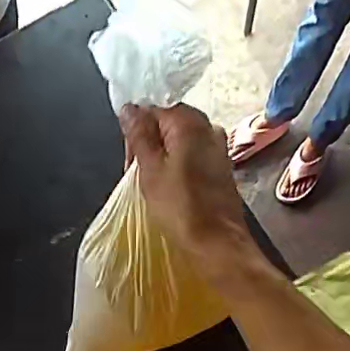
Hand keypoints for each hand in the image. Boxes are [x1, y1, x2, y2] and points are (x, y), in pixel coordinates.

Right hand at [120, 104, 250, 259]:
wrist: (217, 241)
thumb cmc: (180, 207)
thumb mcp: (150, 170)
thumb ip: (138, 136)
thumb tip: (128, 109)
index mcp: (188, 121)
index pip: (151, 112)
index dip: (135, 135)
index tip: (130, 163)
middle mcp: (207, 126)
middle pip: (167, 125)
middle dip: (150, 147)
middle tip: (139, 178)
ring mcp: (218, 146)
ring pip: (180, 143)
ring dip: (163, 160)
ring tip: (156, 187)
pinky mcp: (221, 167)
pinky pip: (193, 158)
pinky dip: (179, 169)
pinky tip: (173, 190)